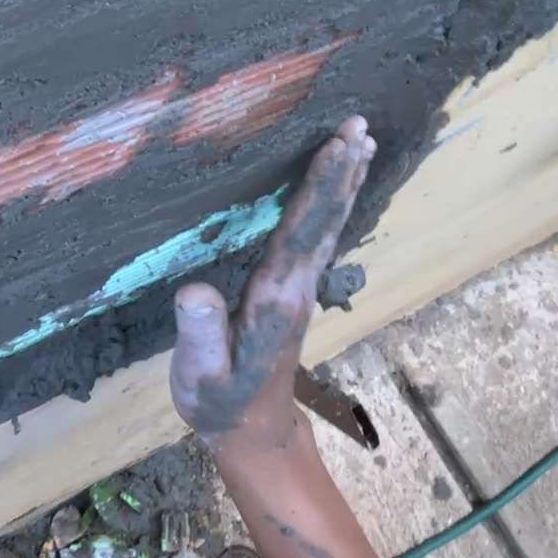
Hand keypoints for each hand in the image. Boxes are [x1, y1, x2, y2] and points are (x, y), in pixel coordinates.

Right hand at [169, 116, 375, 455]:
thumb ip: (201, 336)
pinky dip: (332, 203)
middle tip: (360, 125)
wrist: (253, 432)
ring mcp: (303, 288)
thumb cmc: (220, 403)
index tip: (337, 143)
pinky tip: (335, 188)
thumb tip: (197, 290)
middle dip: (344, 170)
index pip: (303, 230)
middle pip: (328, 218)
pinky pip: (320, 235)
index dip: (320, 185)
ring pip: (330, 225)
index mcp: (276, 297)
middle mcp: (299, 285)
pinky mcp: (297, 291)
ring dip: (346, 182)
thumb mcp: (200, 377)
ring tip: (361, 145)